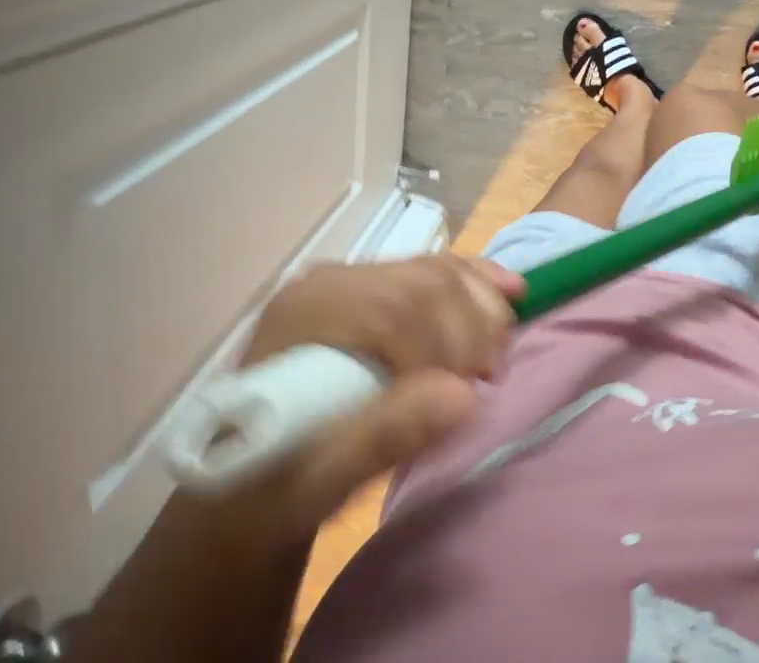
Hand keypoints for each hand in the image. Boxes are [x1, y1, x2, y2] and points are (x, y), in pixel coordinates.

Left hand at [208, 256, 521, 547]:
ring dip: (479, 308)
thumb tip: (464, 396)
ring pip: (435, 271)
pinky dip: (474, 282)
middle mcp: (327, 283)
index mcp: (306, 316)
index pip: (396, 306)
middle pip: (423, 282)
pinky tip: (510, 288)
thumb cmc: (278, 487)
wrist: (248, 484)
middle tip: (489, 379)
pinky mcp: (369, 290)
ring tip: (492, 360)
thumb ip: (384, 437)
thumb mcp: (321, 481)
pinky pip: (432, 272)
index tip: (471, 391)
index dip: (447, 344)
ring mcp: (348, 281)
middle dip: (470, 327)